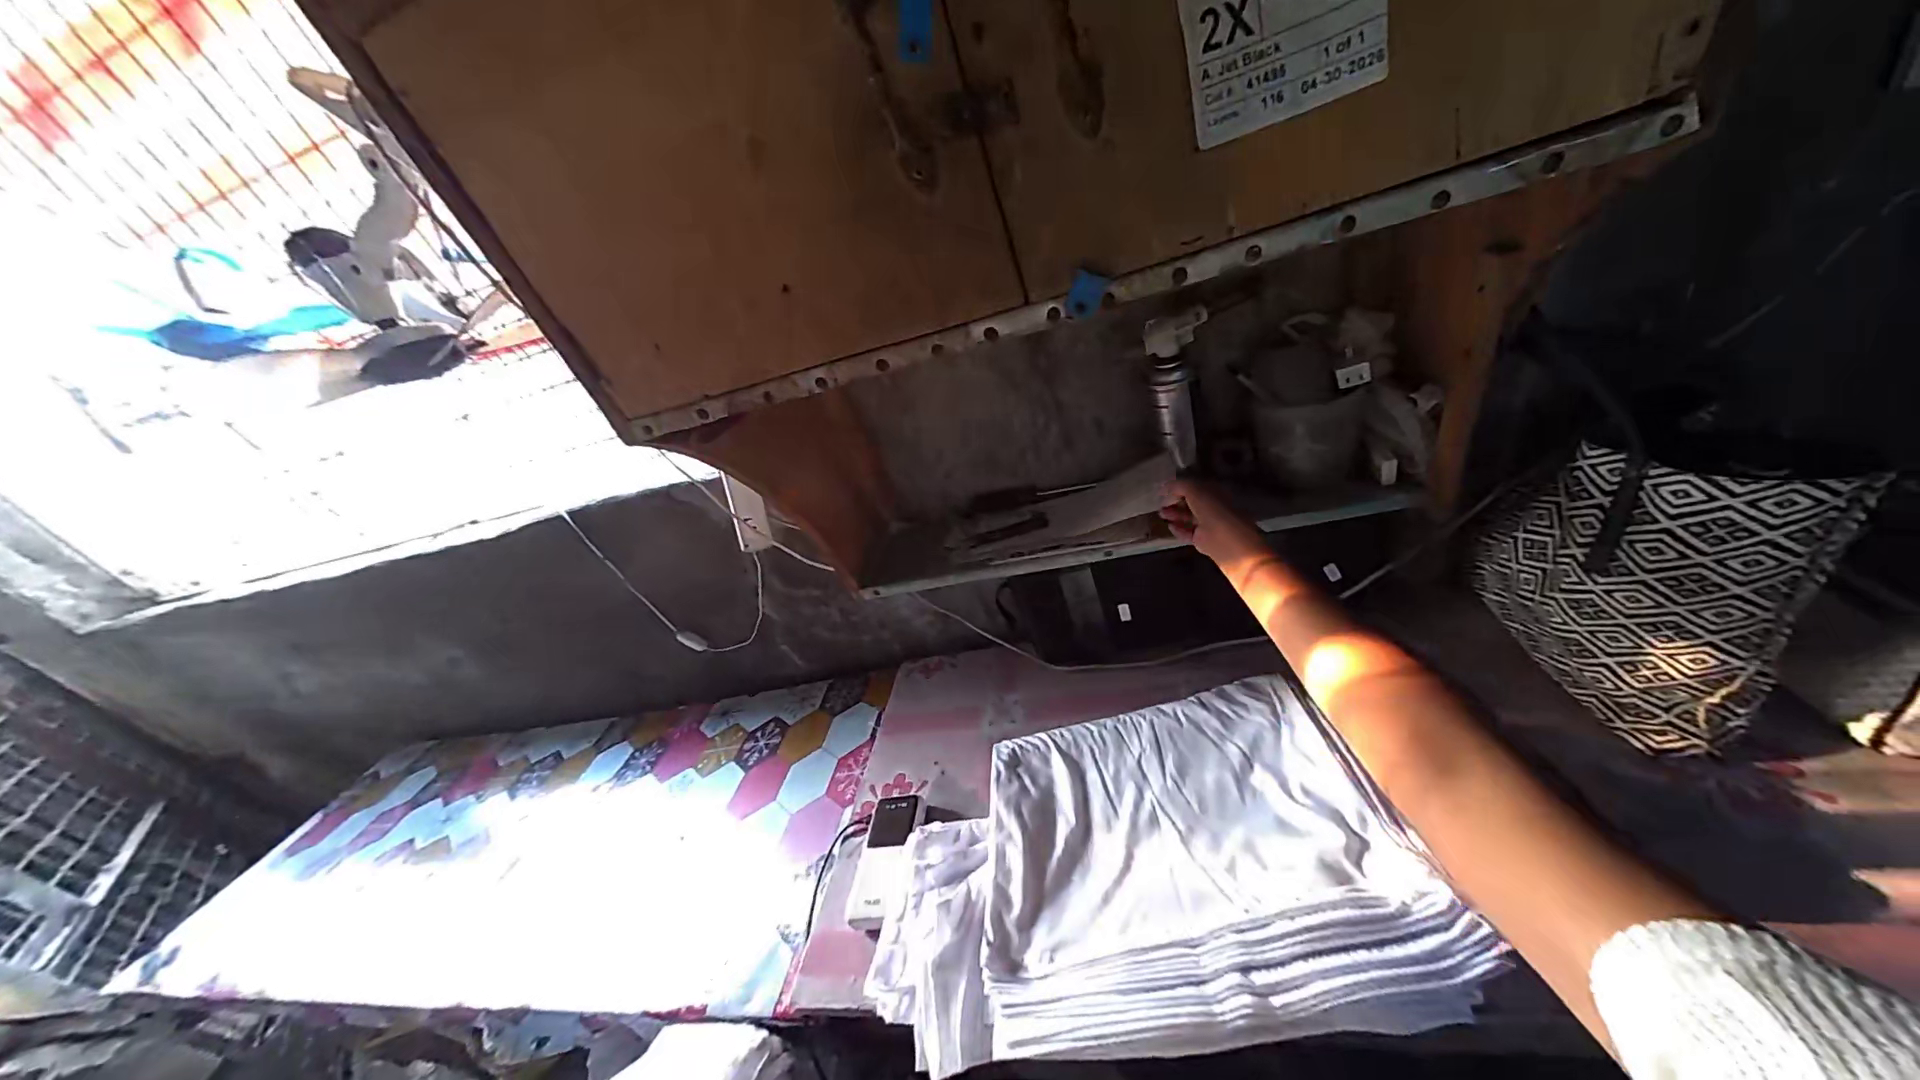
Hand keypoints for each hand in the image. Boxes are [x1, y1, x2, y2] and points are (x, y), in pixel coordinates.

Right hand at [1160, 479, 1271, 570]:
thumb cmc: (1214, 512)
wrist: (1229, 543)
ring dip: (1174, 514)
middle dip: (1175, 501)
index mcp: (1215, 493)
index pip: (1195, 487)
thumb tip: (1164, 487)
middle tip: (1160, 502)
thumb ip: (1179, 486)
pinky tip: (1169, 526)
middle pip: (1190, 502)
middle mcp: (1212, 507)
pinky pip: (1187, 532)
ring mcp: (1208, 524)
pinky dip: (1178, 529)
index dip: (1179, 487)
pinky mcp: (1203, 540)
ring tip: (1161, 514)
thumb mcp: (1196, 491)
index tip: (1164, 489)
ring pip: (1188, 517)